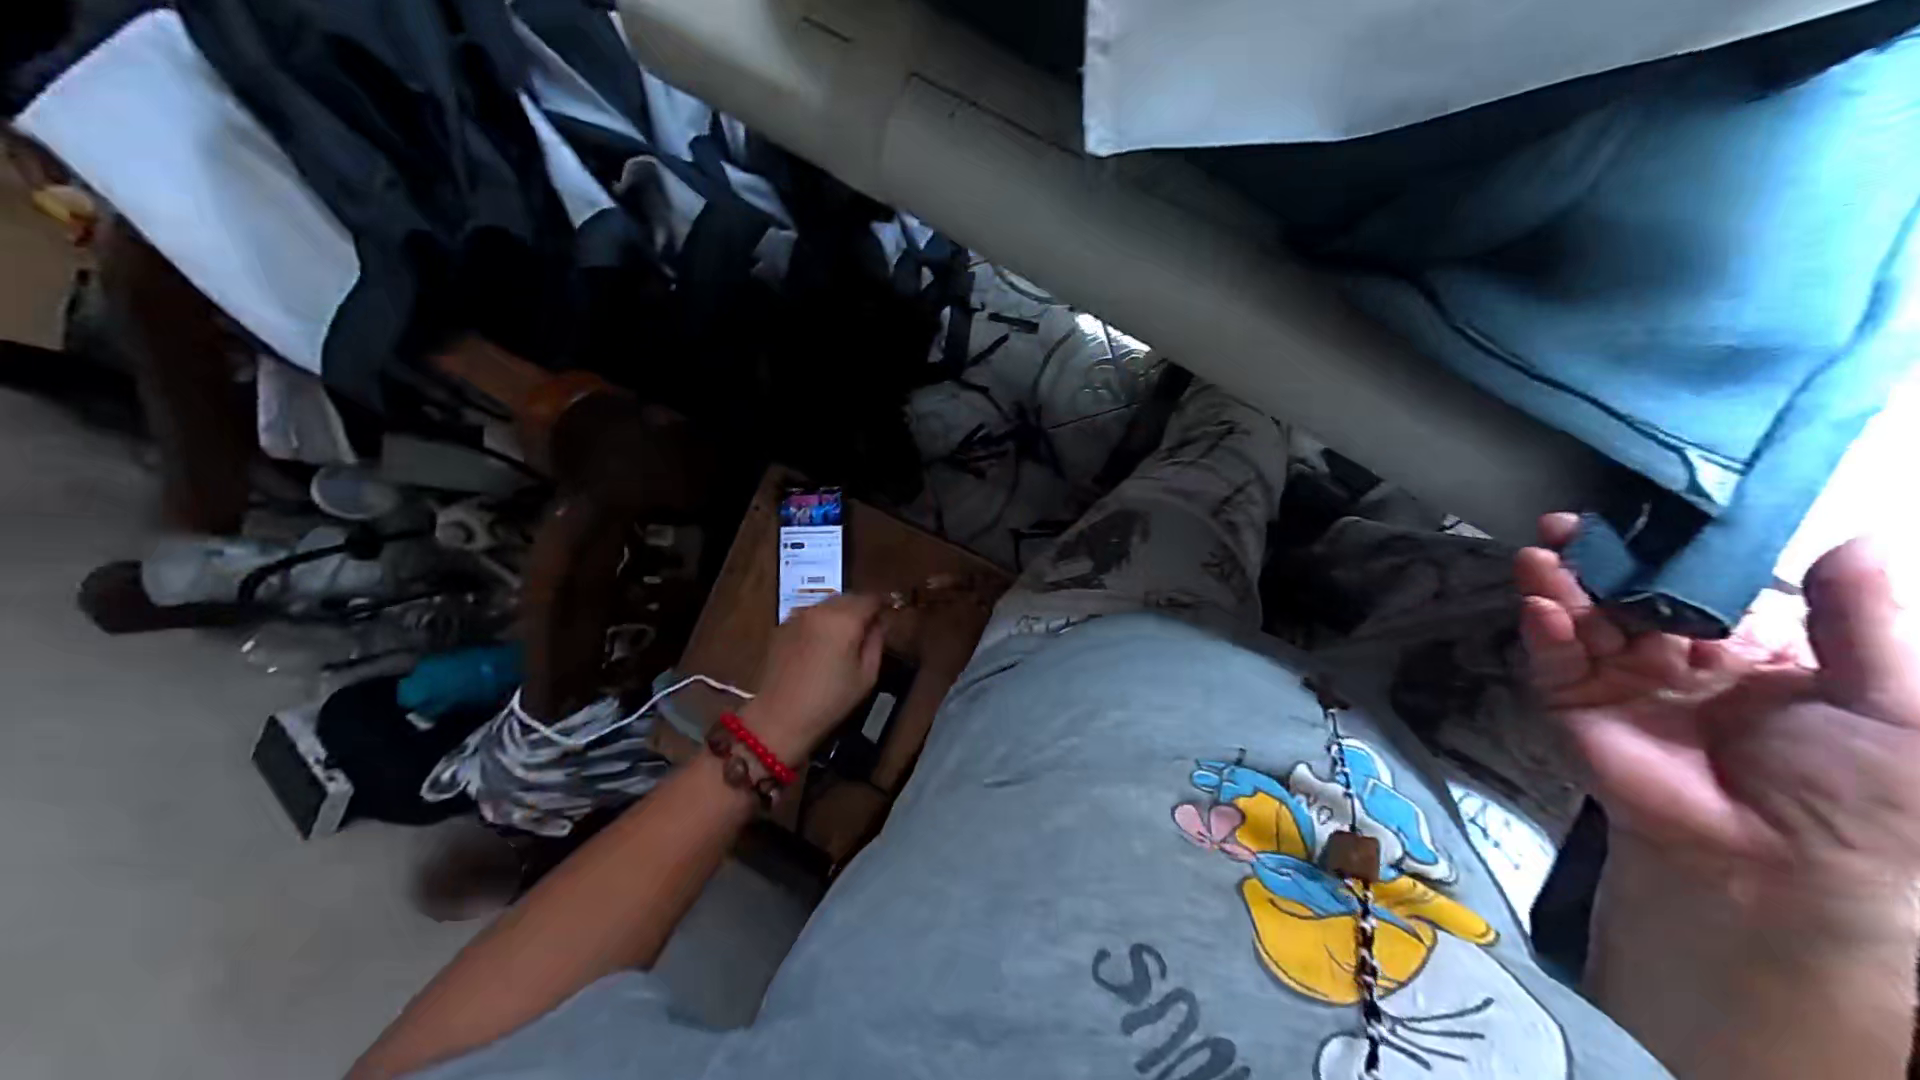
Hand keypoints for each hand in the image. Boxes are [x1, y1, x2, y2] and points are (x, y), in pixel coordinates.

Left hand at [741, 593, 888, 763]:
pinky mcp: (782, 627)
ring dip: (841, 612)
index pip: (870, 599)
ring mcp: (797, 616)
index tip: (890, 613)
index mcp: (844, 619)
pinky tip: (822, 644)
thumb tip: (879, 623)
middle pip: (848, 597)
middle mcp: (820, 610)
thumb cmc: (830, 700)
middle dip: (862, 607)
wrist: (779, 717)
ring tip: (846, 635)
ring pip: (827, 604)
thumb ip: (877, 642)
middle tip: (871, 626)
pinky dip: (821, 621)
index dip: (883, 604)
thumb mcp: (867, 675)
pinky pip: (809, 616)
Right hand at [1516, 513, 1919, 925]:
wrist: (1781, 861)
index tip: (1644, 516)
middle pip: (1624, 595)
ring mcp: (1615, 680)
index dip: (1671, 551)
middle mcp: (1671, 657)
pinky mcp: (1571, 705)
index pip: (1697, 585)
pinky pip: (1553, 661)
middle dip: (1594, 559)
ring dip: (1557, 586)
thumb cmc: (1858, 784)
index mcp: (1744, 649)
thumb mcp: (1893, 700)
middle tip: (1565, 525)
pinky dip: (1542, 632)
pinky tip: (1539, 606)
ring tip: (1540, 555)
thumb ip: (1862, 621)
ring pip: (1580, 620)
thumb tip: (1858, 536)